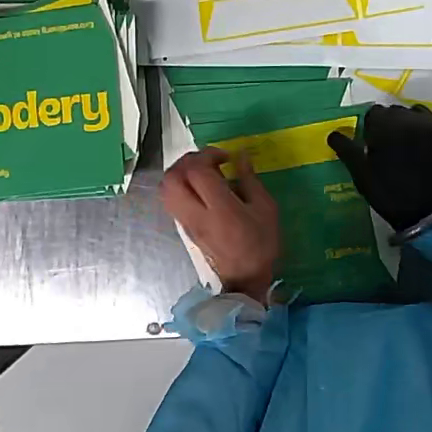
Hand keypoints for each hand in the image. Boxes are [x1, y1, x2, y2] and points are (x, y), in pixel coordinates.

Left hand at [159, 148, 279, 302]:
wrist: (245, 277)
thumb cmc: (261, 242)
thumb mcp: (265, 208)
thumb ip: (249, 179)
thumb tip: (240, 155)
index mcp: (219, 208)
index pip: (196, 172)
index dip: (206, 155)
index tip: (224, 157)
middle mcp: (196, 213)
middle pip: (172, 177)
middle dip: (188, 161)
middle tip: (209, 161)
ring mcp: (185, 220)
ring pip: (166, 188)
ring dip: (179, 172)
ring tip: (201, 172)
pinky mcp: (182, 226)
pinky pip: (170, 199)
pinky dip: (178, 185)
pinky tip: (198, 188)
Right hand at [327, 105, 431, 230]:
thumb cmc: (391, 194)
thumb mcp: (362, 175)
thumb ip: (347, 150)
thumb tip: (333, 134)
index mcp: (387, 126)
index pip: (373, 112)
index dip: (369, 127)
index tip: (368, 142)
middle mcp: (412, 119)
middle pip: (395, 111)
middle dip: (388, 124)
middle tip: (385, 146)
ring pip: (416, 115)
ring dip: (407, 125)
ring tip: (406, 146)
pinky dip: (425, 133)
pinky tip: (423, 151)